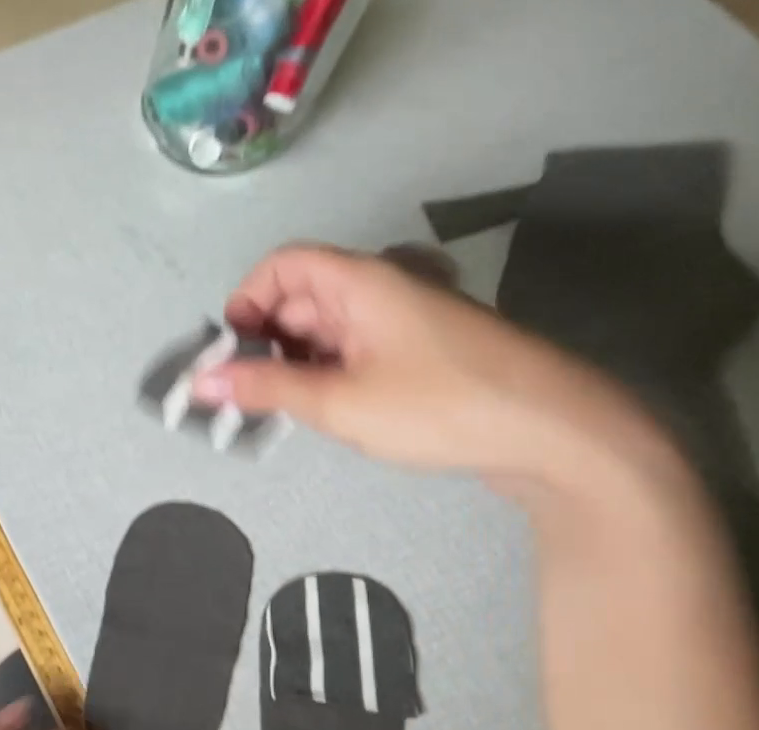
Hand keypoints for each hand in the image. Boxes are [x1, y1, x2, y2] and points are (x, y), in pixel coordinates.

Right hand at [193, 243, 669, 492]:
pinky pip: (353, 350)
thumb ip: (264, 388)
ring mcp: (403, 321)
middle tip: (244, 397)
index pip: (282, 266)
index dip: (246, 301)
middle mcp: (381, 290)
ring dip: (291, 364)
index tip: (231, 354)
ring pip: (324, 329)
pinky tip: (324, 412)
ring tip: (280, 412)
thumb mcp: (338, 403)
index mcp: (362, 282)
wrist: (558, 434)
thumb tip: (200, 382)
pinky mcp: (419, 353)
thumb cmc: (440, 408)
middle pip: (300, 298)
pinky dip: (325, 374)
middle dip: (262, 341)